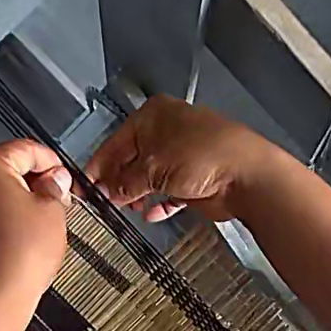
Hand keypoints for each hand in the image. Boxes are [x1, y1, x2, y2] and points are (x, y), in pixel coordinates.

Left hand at [0, 139, 71, 299]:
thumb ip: (55, 186)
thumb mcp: (52, 210)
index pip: (25, 148)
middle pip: (7, 166)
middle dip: (35, 178)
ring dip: (22, 196)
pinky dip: (8, 213)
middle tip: (59, 194)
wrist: (0, 291)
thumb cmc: (20, 252)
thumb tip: (56, 178)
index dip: (51, 161)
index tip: (64, 174)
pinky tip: (28, 228)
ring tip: (46, 214)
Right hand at [84, 95, 292, 222]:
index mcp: (153, 117)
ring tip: (124, 208)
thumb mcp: (153, 169)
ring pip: (149, 179)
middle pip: (132, 161)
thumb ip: (126, 183)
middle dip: (117, 182)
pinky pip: (168, 194)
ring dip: (136, 195)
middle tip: (102, 200)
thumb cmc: (205, 155)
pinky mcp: (193, 180)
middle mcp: (167, 133)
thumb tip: (110, 192)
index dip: (100, 165)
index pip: (116, 142)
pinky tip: (149, 213)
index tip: (86, 184)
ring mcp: (181, 157)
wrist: (245, 175)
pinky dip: (158, 204)